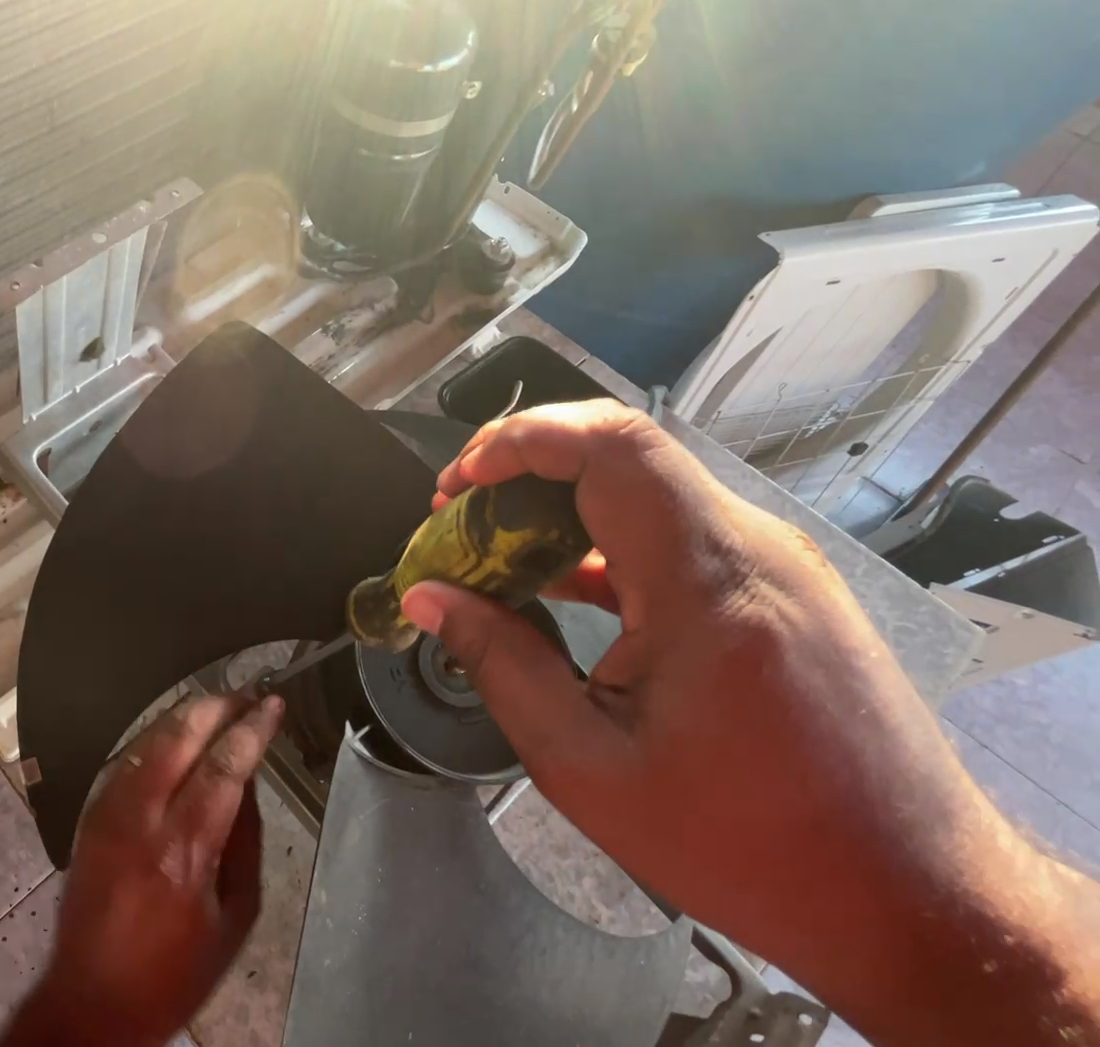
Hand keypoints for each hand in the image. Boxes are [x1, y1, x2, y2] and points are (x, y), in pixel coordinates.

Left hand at [3, 694, 283, 1046]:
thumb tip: (249, 783)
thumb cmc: (175, 970)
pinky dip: (158, 737)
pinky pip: (128, 759)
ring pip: (149, 738)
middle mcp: (141, 818)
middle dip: (217, 705)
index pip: (224, 765)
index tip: (272, 703)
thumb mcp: (234, 916)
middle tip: (246, 695)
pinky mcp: (89, 814)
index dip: (252, 727)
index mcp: (185, 849)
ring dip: (186, 714)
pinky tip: (178, 734)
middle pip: (180, 734)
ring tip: (218, 706)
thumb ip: (245, 841)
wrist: (93, 998)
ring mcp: (108, 811)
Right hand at [400, 400, 1099, 1045]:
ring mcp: (776, 564)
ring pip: (646, 488)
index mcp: (707, 583)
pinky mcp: (780, 589)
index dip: (517, 440)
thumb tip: (427, 597)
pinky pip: (673, 529)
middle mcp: (752, 549)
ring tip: (492, 551)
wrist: (911, 897)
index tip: (454, 486)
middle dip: (523, 466)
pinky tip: (556, 583)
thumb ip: (497, 660)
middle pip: (624, 452)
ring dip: (557, 504)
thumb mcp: (584, 762)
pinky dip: (600, 538)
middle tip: (457, 516)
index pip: (611, 447)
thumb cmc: (742, 843)